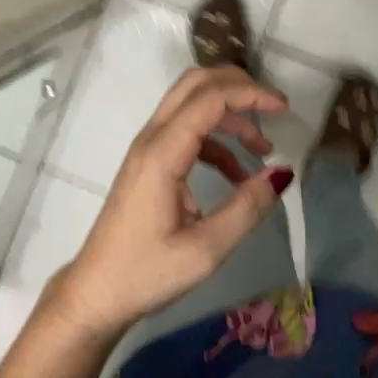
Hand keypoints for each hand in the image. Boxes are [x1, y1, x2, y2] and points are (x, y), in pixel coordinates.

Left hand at [48, 66, 293, 337]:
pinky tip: (237, 175)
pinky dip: (216, 138)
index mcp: (163, 153)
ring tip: (263, 148)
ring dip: (230, 113)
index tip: (283, 108)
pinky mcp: (148, 161)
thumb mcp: (205, 250)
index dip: (250, 94)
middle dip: (239, 86)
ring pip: (191, 102)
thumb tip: (282, 173)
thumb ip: (246, 208)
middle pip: (196, 84)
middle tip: (273, 108)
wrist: (95, 294)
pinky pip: (186, 129)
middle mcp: (152, 138)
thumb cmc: (145, 273)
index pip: (210, 98)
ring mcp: (147, 147)